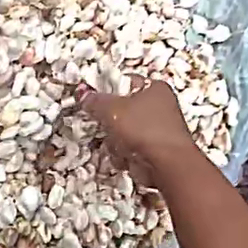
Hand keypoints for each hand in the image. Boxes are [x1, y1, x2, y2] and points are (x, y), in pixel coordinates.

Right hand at [82, 81, 201, 187]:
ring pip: (121, 132)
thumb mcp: (112, 109)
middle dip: (109, 122)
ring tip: (119, 144)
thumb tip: (81, 93)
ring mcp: (156, 131)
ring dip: (114, 141)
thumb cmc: (144, 130)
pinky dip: (123, 155)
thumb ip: (93, 100)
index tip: (90, 98)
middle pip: (121, 110)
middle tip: (104, 124)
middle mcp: (159, 107)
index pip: (124, 82)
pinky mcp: (152, 152)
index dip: (105, 89)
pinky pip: (127, 149)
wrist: (166, 166)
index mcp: (155, 88)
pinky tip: (126, 157)